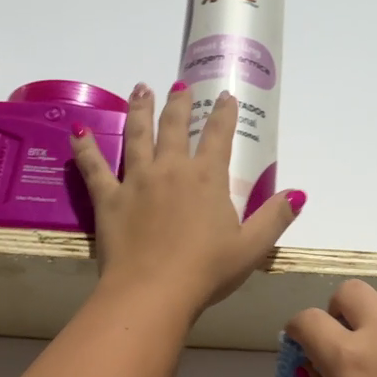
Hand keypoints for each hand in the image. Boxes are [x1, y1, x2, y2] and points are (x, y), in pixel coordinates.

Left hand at [71, 81, 302, 317]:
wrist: (153, 291)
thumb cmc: (207, 271)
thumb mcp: (252, 247)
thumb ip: (275, 217)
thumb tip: (298, 194)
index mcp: (208, 178)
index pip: (220, 136)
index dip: (225, 114)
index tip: (226, 96)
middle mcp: (172, 169)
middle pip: (175, 127)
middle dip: (179, 103)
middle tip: (179, 85)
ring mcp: (137, 180)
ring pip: (137, 136)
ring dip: (139, 110)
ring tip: (140, 88)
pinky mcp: (109, 198)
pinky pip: (95, 167)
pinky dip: (86, 148)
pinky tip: (78, 131)